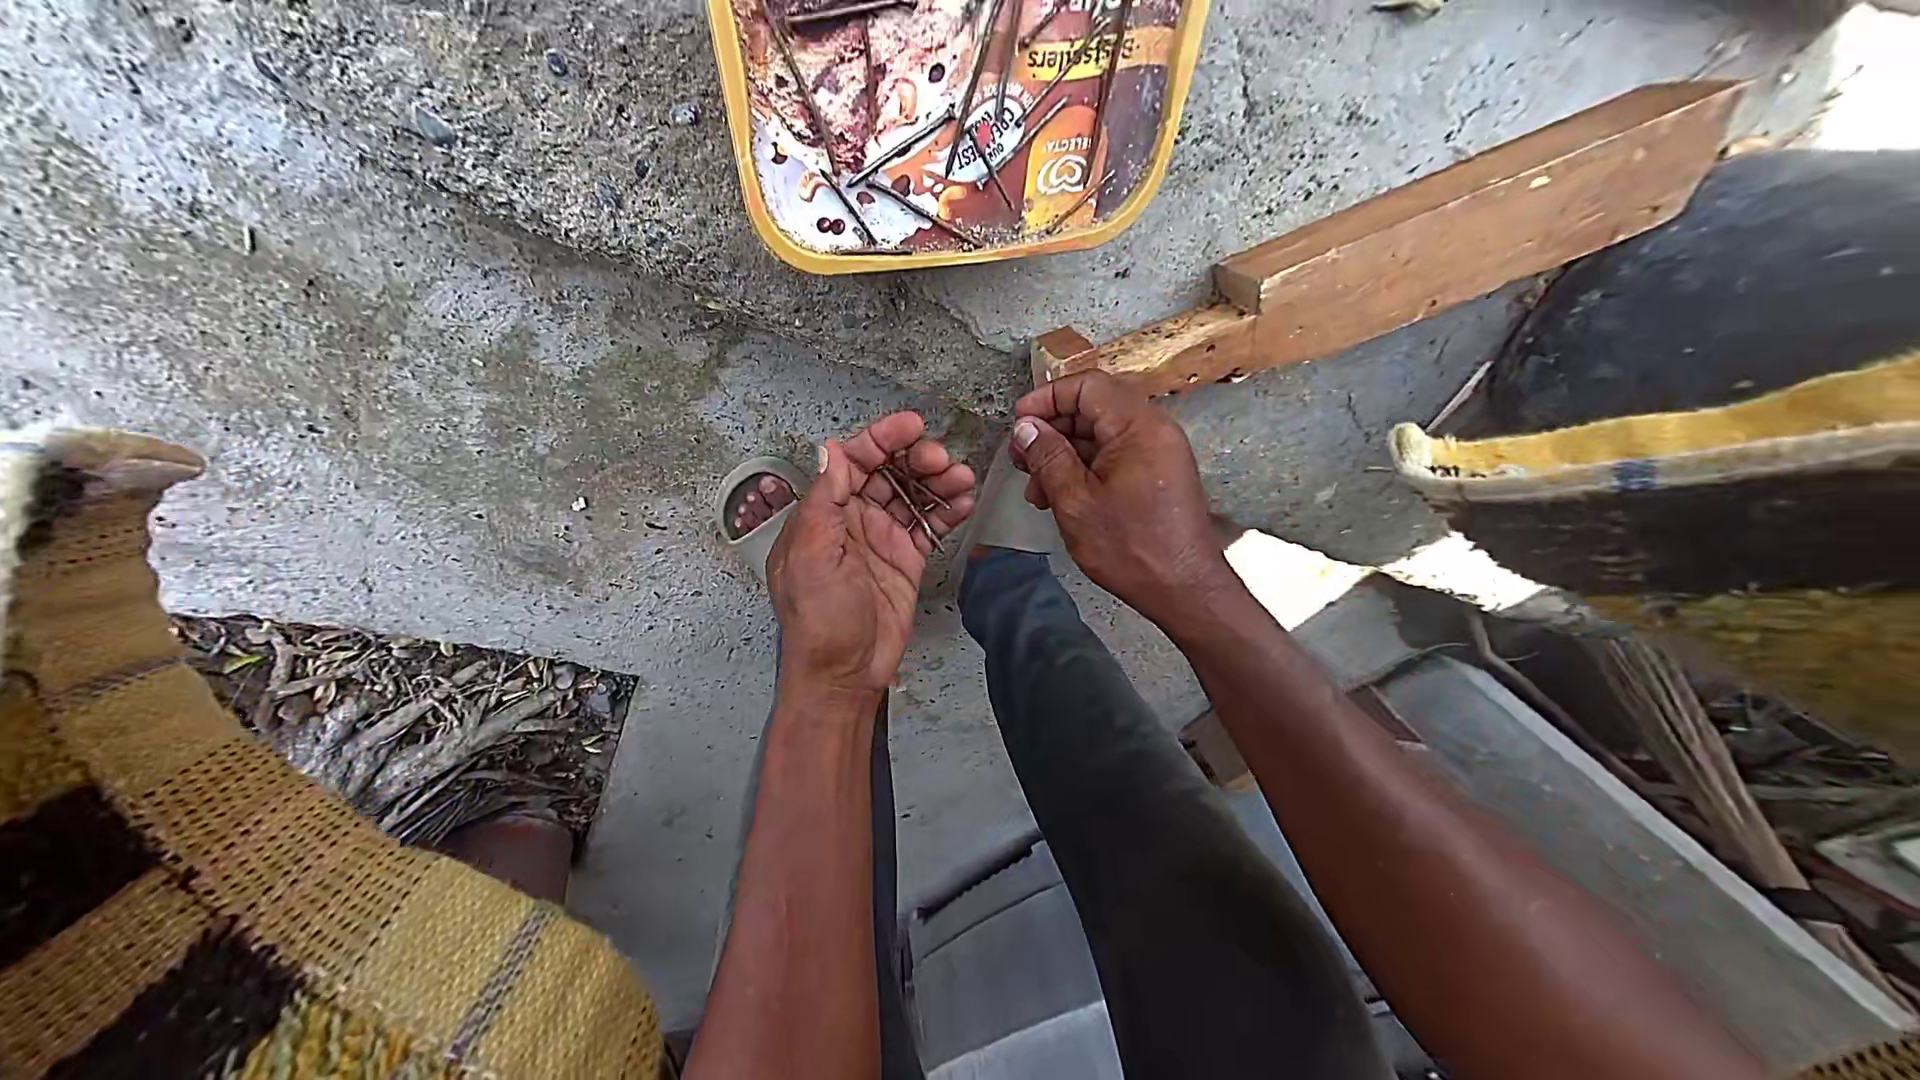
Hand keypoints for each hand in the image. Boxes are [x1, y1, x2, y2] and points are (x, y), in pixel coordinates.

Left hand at [768, 412, 975, 698]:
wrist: (844, 674)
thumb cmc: (817, 623)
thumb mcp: (810, 555)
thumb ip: (823, 500)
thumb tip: (830, 451)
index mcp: (823, 515)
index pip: (853, 462)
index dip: (881, 439)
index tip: (910, 426)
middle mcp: (853, 521)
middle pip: (888, 473)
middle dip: (915, 459)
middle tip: (939, 460)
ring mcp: (882, 540)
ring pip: (913, 496)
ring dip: (937, 482)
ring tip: (960, 479)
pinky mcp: (906, 560)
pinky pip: (930, 526)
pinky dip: (947, 511)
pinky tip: (963, 502)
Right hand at [1010, 372, 1234, 630]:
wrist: (1183, 589)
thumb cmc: (1134, 549)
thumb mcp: (1076, 501)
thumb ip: (1047, 457)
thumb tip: (1026, 428)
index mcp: (1138, 427)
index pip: (1087, 385)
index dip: (1047, 398)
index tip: (1020, 421)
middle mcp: (1154, 430)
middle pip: (1093, 407)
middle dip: (1051, 429)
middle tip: (1021, 455)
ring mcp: (1158, 452)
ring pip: (1100, 435)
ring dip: (1063, 454)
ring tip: (1036, 487)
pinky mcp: (1156, 474)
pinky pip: (1114, 456)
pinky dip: (1084, 468)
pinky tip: (1060, 496)